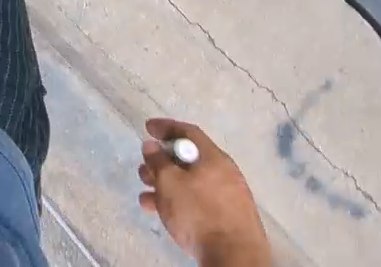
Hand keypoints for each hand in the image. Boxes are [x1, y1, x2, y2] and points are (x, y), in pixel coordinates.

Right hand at [138, 119, 270, 266]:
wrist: (235, 259)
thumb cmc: (199, 213)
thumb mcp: (169, 181)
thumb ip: (157, 160)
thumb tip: (152, 146)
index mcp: (215, 159)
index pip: (189, 132)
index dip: (166, 127)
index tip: (147, 128)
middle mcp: (225, 174)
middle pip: (189, 159)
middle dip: (162, 162)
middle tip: (144, 168)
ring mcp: (229, 199)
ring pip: (191, 182)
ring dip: (165, 184)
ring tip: (147, 194)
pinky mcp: (228, 219)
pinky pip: (198, 201)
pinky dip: (178, 201)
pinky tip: (159, 210)